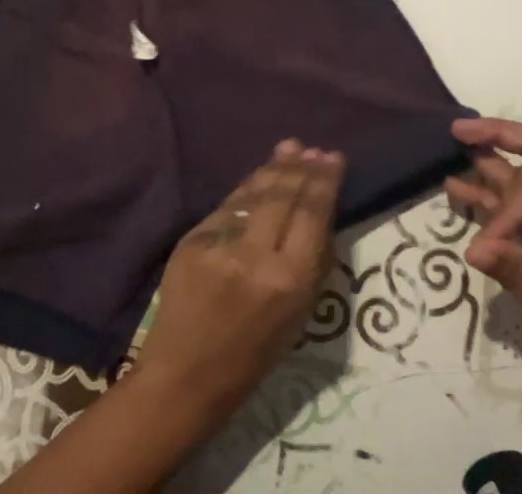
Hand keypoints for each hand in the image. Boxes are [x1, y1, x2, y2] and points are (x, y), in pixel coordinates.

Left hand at [129, 139, 344, 421]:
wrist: (187, 373)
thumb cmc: (255, 354)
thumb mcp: (300, 315)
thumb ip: (310, 263)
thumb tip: (319, 213)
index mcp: (290, 280)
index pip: (312, 215)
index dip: (324, 182)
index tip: (334, 158)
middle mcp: (255, 256)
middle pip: (283, 196)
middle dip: (301, 168)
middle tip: (313, 149)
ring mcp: (218, 245)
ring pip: (252, 195)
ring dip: (273, 169)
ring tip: (289, 148)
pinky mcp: (191, 241)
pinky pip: (226, 209)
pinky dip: (245, 191)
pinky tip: (257, 177)